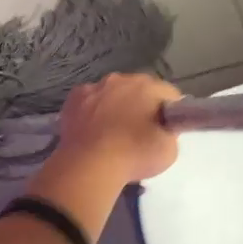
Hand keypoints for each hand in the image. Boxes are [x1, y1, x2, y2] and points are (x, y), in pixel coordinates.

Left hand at [55, 73, 183, 185]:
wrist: (89, 164)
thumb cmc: (134, 154)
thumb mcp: (169, 149)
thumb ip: (168, 131)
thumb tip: (160, 128)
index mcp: (147, 86)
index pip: (167, 94)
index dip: (170, 111)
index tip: (165, 128)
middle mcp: (120, 79)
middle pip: (137, 89)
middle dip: (141, 105)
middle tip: (139, 132)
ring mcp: (93, 87)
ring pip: (111, 93)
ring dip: (114, 106)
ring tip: (111, 134)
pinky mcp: (73, 99)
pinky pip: (88, 101)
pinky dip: (91, 112)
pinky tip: (91, 131)